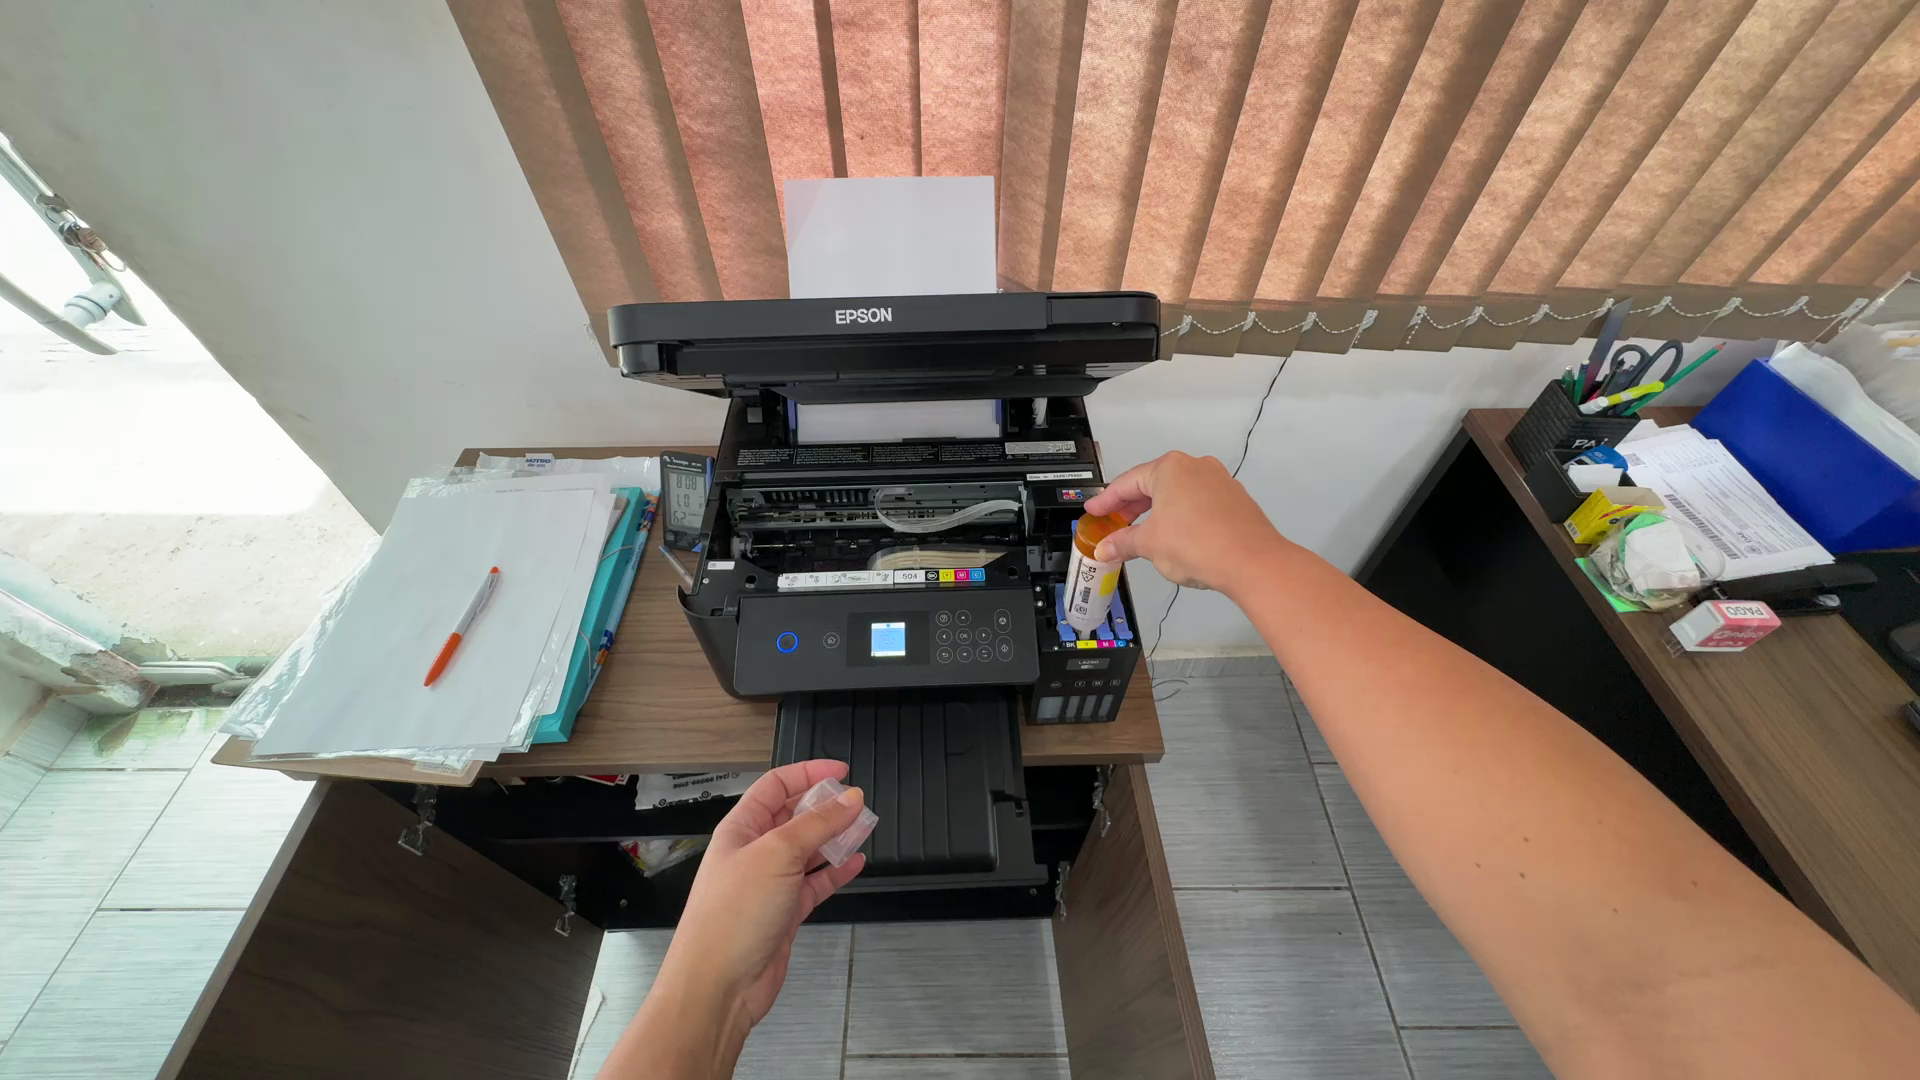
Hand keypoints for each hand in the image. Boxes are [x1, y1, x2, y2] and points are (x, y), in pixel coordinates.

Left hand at [659, 761, 867, 1024]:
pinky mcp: (784, 912)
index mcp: (742, 828)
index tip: (842, 771)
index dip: (808, 773)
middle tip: (857, 802)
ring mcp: (770, 883)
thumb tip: (850, 799)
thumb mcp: (778, 853)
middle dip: (827, 806)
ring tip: (864, 827)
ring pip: (810, 849)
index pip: (776, 785)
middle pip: (795, 815)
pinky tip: (855, 862)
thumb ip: (818, 823)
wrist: (717, 989)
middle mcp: (754, 851)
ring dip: (836, 837)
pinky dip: (836, 871)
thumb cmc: (730, 917)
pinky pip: (815, 882)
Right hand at [1082, 451, 1286, 592]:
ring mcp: (1219, 481)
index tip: (1093, 512)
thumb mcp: (1149, 544)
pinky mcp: (1235, 500)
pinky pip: (1198, 503)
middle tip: (1113, 523)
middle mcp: (1196, 467)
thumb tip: (1105, 549)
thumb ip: (1123, 542)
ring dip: (1156, 512)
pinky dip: (1180, 516)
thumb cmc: (1196, 544)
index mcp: (1169, 468)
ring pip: (1177, 493)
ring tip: (1142, 533)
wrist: (1252, 562)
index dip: (1106, 501)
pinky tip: (1174, 536)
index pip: (1127, 483)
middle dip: (1131, 506)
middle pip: (1153, 484)